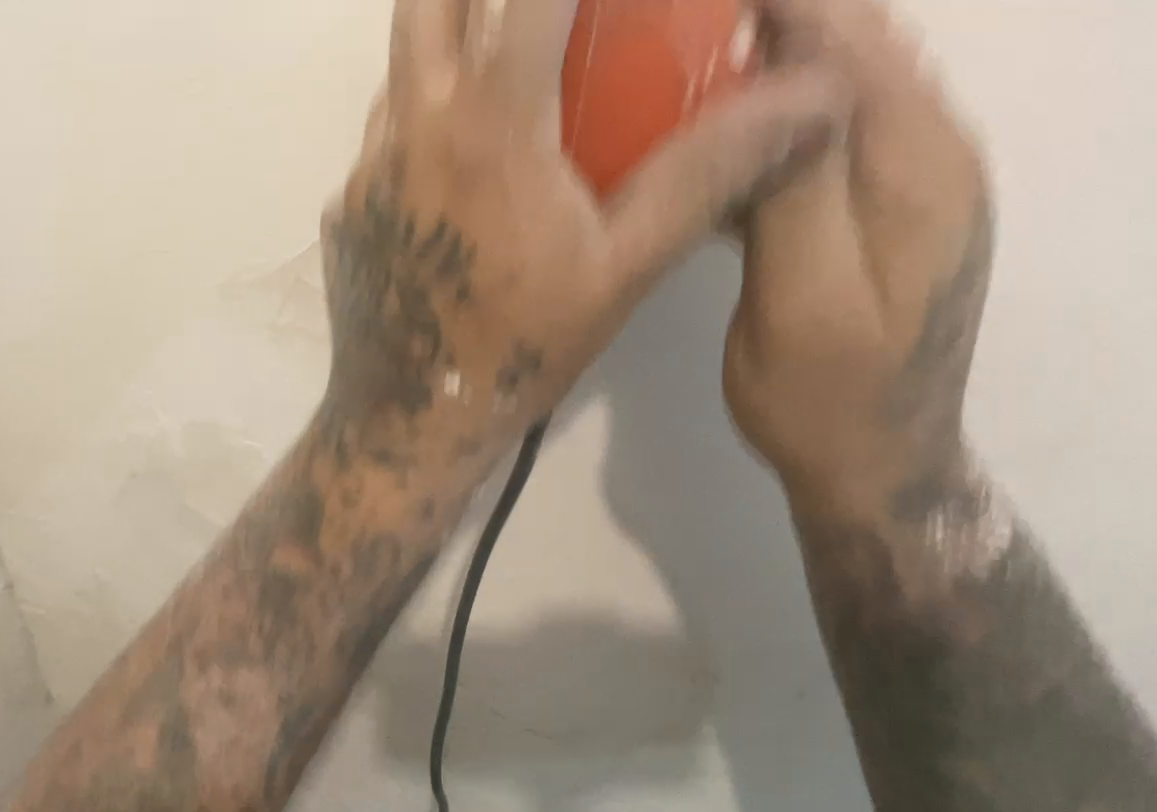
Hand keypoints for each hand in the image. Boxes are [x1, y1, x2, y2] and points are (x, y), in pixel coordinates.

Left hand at [324, 0, 851, 473]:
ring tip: (508, 84)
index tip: (593, 0)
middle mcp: (412, 127)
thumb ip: (707, 172)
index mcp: (489, 127)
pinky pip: (382, 137)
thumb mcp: (623, 270)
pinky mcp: (344, 209)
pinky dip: (424, 124)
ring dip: (451, 48)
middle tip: (535, 12)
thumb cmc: (520, 352)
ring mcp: (365, 169)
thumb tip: (813, 97)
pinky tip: (460, 175)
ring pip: (401, 65)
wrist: (408, 425)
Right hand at [724, 0, 993, 518]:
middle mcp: (929, 152)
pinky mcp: (878, 210)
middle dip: (774, 20)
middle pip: (855, 48)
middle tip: (685, 29)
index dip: (782, 3)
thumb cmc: (826, 397)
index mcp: (917, 165)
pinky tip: (724, 129)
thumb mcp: (802, 304)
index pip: (851, 42)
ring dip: (772, 62)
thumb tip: (785, 82)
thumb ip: (800, 191)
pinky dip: (777, 116)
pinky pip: (830, 134)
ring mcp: (909, 181)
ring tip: (692, 59)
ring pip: (841, 86)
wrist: (874, 462)